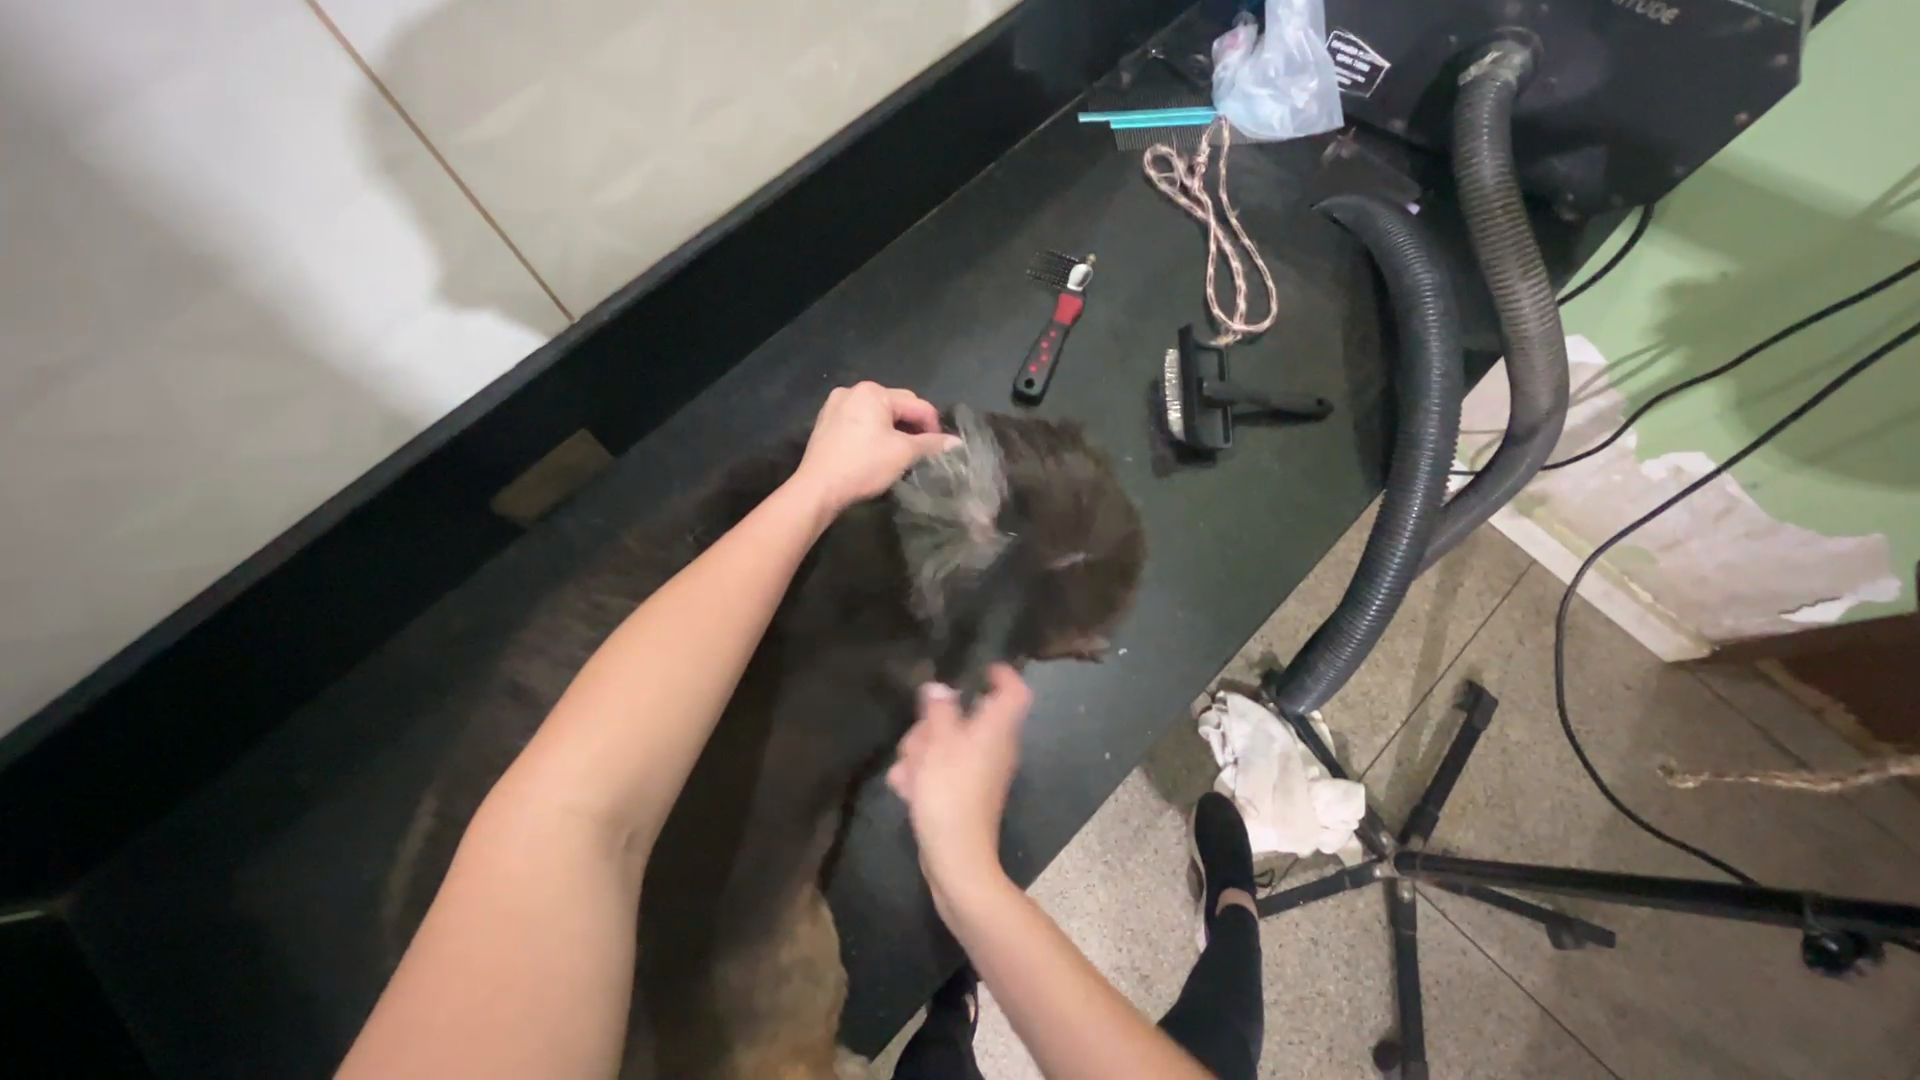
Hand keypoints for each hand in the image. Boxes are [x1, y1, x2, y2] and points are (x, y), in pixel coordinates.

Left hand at [790, 382, 957, 518]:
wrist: (818, 488)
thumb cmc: (864, 465)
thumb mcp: (903, 453)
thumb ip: (931, 444)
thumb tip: (957, 442)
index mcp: (873, 392)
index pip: (916, 404)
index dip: (934, 426)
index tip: (941, 449)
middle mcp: (853, 391)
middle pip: (896, 405)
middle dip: (912, 426)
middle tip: (921, 451)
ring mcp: (835, 406)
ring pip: (877, 414)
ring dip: (893, 430)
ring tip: (901, 452)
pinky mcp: (825, 423)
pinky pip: (859, 422)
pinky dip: (873, 433)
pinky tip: (876, 451)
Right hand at [887, 665, 1032, 911]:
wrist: (956, 859)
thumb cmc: (950, 794)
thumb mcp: (937, 745)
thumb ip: (938, 711)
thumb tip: (940, 688)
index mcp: (997, 730)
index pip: (1015, 691)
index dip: (1001, 674)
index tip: (978, 668)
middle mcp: (995, 747)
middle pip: (966, 718)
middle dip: (932, 725)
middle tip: (917, 738)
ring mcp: (980, 771)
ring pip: (946, 744)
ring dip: (920, 752)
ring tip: (907, 772)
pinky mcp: (964, 792)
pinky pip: (941, 770)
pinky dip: (922, 776)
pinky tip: (906, 788)